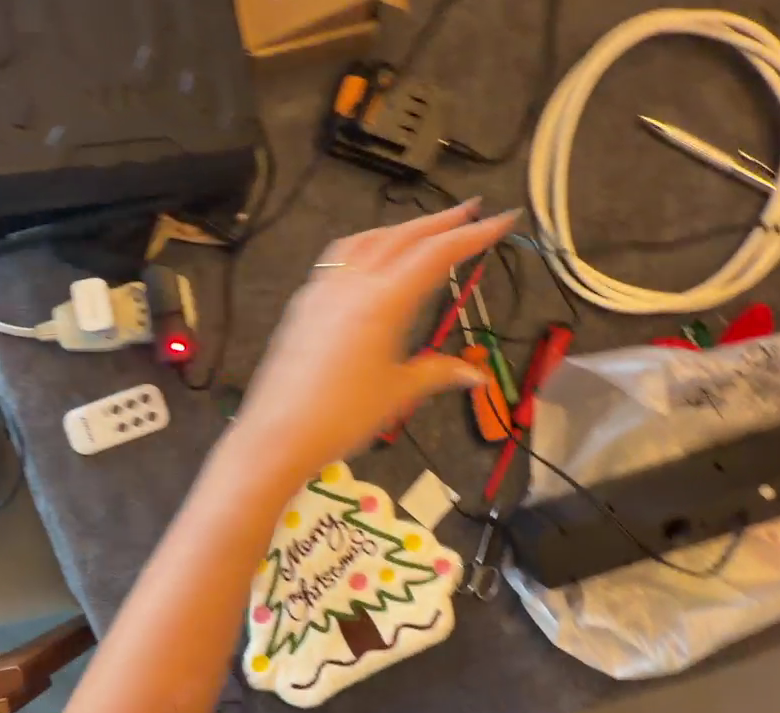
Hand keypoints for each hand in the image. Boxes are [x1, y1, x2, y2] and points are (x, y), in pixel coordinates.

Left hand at [226, 201, 521, 480]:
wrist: (278, 434)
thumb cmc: (341, 418)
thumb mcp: (397, 394)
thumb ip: (437, 374)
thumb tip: (475, 375)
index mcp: (382, 301)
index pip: (436, 255)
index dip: (473, 235)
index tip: (502, 220)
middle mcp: (351, 285)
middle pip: (401, 237)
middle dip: (439, 221)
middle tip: (471, 211)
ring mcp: (321, 291)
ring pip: (365, 241)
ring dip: (398, 229)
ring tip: (422, 230)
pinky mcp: (302, 306)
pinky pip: (337, 260)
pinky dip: (364, 246)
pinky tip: (370, 260)